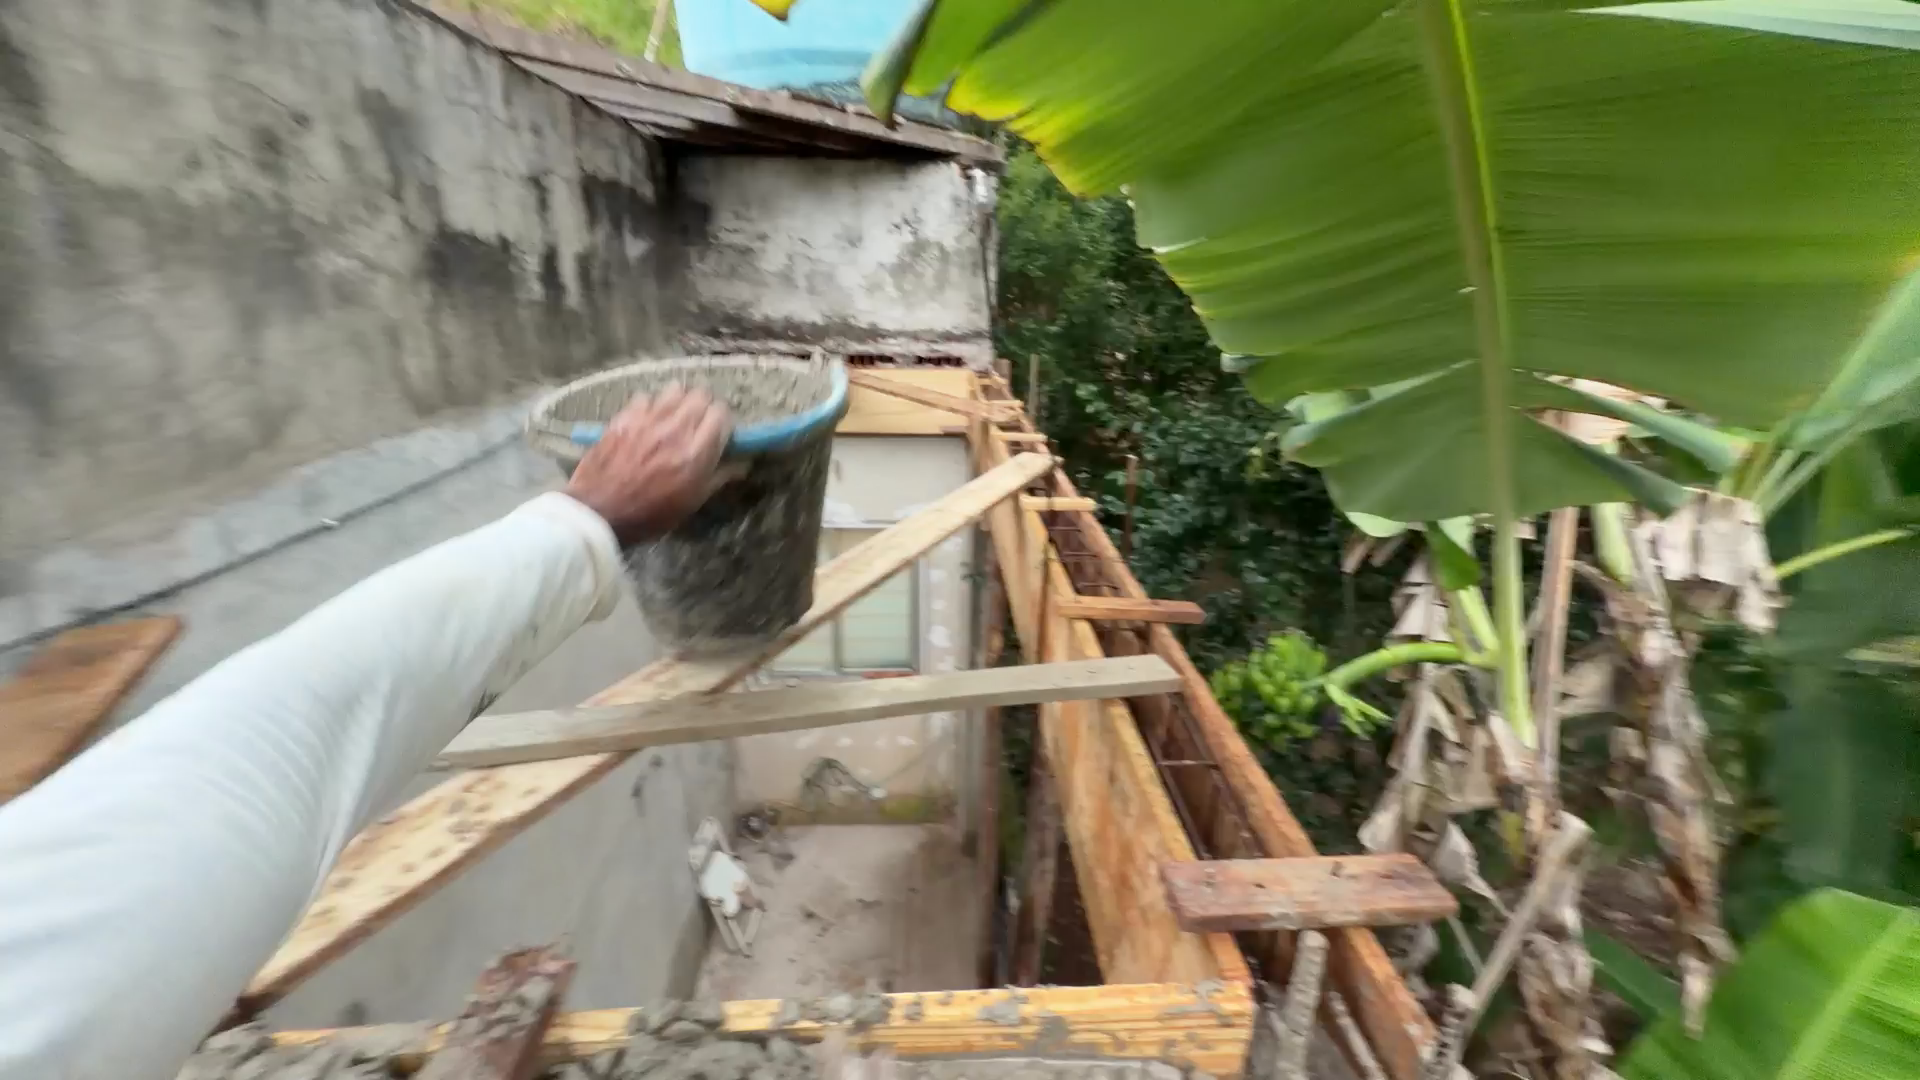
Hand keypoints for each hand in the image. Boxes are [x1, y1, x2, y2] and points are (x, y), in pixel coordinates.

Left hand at [565, 385, 730, 543]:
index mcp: (696, 452)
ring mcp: (647, 419)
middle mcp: (675, 428)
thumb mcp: (693, 502)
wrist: (600, 511)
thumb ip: (719, 477)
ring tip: (675, 416)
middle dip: (705, 407)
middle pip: (701, 395)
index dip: (724, 422)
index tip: (721, 433)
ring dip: (680, 401)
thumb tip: (742, 464)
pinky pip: (646, 397)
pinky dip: (652, 405)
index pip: (721, 413)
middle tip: (700, 423)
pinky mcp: (624, 417)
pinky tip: (648, 420)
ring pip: (675, 390)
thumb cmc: (652, 514)